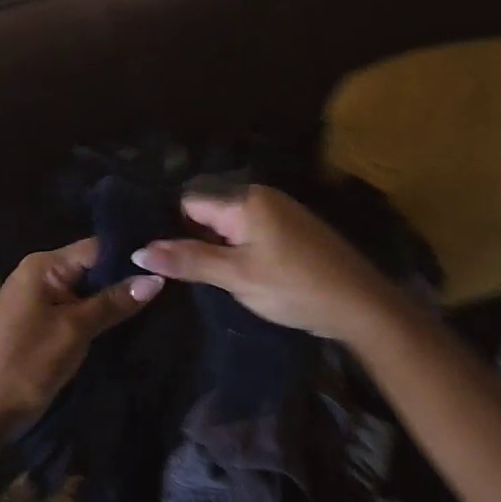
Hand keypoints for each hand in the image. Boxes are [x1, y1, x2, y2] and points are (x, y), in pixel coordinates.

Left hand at [0, 237, 163, 439]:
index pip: (97, 247)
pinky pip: (77, 310)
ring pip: (87, 291)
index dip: (132, 256)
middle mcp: (39, 274)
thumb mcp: (74, 330)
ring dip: (115, 300)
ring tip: (161, 303)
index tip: (170, 264)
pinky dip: (99, 316)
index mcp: (43, 265)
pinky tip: (129, 323)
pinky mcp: (40, 325)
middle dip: (127, 279)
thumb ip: (114, 302)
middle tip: (171, 288)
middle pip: (93, 268)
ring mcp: (38, 301)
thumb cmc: (25, 363)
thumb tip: (157, 279)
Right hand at [128, 184, 415, 343]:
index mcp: (245, 200)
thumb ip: (189, 260)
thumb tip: (139, 250)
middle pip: (209, 210)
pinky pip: (251, 232)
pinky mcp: (292, 230)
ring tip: (205, 278)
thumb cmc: (295, 287)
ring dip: (217, 248)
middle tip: (179, 272)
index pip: (189, 200)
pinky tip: (238, 277)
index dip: (173, 227)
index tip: (161, 257)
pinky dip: (239, 251)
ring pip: (230, 224)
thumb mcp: (237, 277)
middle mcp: (261, 196)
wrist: (360, 305)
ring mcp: (280, 212)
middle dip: (193, 238)